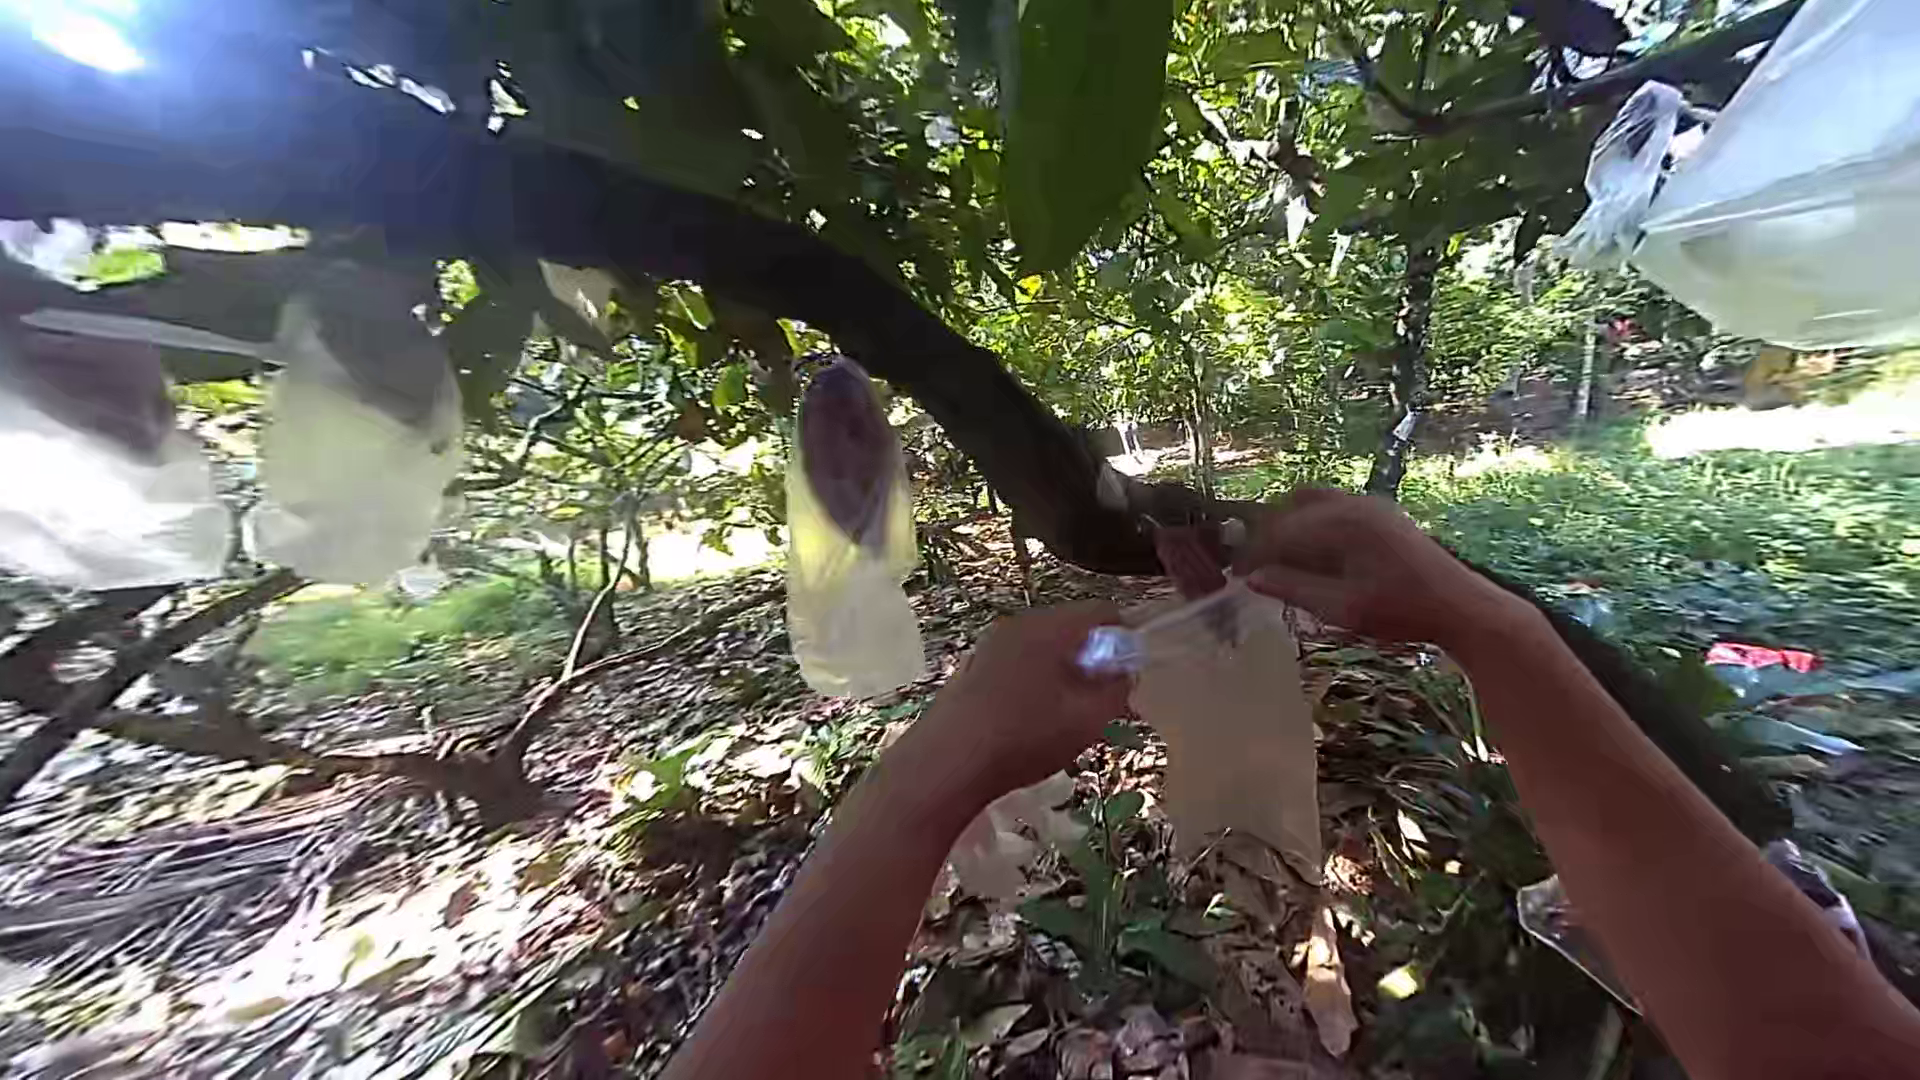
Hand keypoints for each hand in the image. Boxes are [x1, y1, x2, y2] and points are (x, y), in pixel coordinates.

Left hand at [900, 602, 1131, 808]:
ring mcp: (994, 642)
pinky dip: (1037, 676)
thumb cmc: (1025, 736)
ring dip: (1065, 669)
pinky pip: (1021, 658)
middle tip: (1101, 698)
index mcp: (1050, 627)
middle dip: (1094, 657)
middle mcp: (1020, 623)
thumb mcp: (1087, 719)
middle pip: (1072, 626)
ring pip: (1045, 644)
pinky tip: (1031, 715)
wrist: (948, 760)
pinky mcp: (976, 663)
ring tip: (1068, 712)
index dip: (1124, 637)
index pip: (1102, 611)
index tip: (1128, 673)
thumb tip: (1124, 669)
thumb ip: (1116, 688)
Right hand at [1230, 489, 1528, 647]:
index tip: (1236, 575)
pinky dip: (1308, 523)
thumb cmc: (1402, 612)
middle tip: (1253, 567)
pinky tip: (1309, 551)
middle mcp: (1352, 505)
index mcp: (1342, 525)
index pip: (1278, 533)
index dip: (1252, 554)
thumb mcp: (1342, 608)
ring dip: (1285, 526)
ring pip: (1306, 502)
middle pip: (1287, 511)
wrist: (1465, 609)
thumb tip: (1251, 578)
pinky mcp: (1377, 512)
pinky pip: (1328, 506)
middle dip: (1265, 537)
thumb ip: (1293, 589)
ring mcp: (1366, 505)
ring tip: (1278, 557)